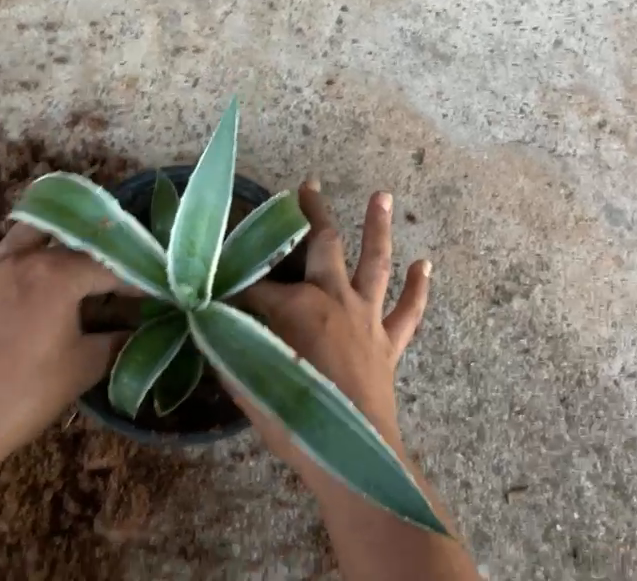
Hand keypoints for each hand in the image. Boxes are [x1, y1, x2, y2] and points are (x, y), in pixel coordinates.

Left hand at [0, 215, 131, 456]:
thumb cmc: (27, 392)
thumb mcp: (83, 368)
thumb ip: (114, 342)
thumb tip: (134, 330)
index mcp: (61, 276)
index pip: (108, 268)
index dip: (133, 280)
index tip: (151, 292)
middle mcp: (26, 261)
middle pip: (68, 245)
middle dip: (97, 252)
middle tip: (116, 266)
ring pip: (21, 235)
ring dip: (45, 230)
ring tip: (65, 231)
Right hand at [235, 179, 430, 491]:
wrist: (351, 451)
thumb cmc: (294, 416)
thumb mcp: (247, 380)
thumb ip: (231, 346)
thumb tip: (212, 325)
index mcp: (294, 305)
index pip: (257, 283)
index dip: (236, 279)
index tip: (218, 274)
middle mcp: (332, 297)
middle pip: (322, 243)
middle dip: (312, 212)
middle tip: (309, 185)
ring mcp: (366, 316)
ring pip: (375, 261)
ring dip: (378, 226)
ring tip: (382, 195)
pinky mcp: (388, 342)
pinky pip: (407, 311)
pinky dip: (417, 288)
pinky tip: (425, 266)